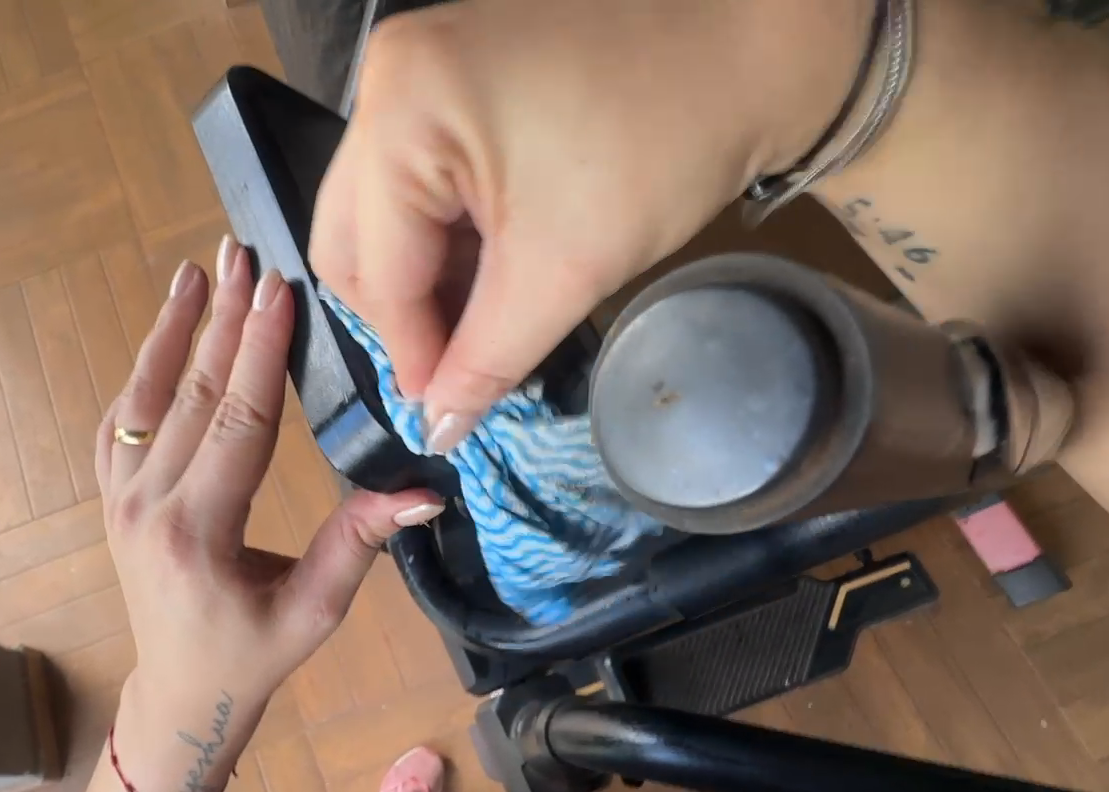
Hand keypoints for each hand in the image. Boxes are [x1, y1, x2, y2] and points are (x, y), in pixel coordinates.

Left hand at [97, 239, 443, 791]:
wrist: (179, 691)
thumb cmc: (252, 657)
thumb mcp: (313, 611)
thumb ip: (356, 545)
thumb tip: (420, 491)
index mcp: (197, 532)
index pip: (237, 422)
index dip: (260, 353)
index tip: (279, 289)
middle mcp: (146, 506)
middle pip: (188, 396)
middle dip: (221, 321)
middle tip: (241, 255)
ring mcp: (117, 501)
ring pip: (142, 401)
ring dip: (170, 333)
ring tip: (194, 274)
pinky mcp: (111, 502)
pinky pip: (118, 428)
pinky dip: (141, 377)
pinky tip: (162, 340)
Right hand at [309, 0, 871, 451]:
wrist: (757, 35)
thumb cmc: (666, 142)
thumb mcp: (563, 271)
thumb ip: (485, 363)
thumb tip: (435, 434)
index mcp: (403, 112)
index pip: (375, 270)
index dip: (408, 353)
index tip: (441, 413)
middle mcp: (385, 84)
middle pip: (350, 241)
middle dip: (399, 316)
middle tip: (454, 364)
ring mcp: (410, 76)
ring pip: (376, 221)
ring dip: (420, 285)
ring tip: (477, 323)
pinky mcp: (443, 84)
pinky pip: (410, 191)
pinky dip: (439, 245)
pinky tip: (484, 274)